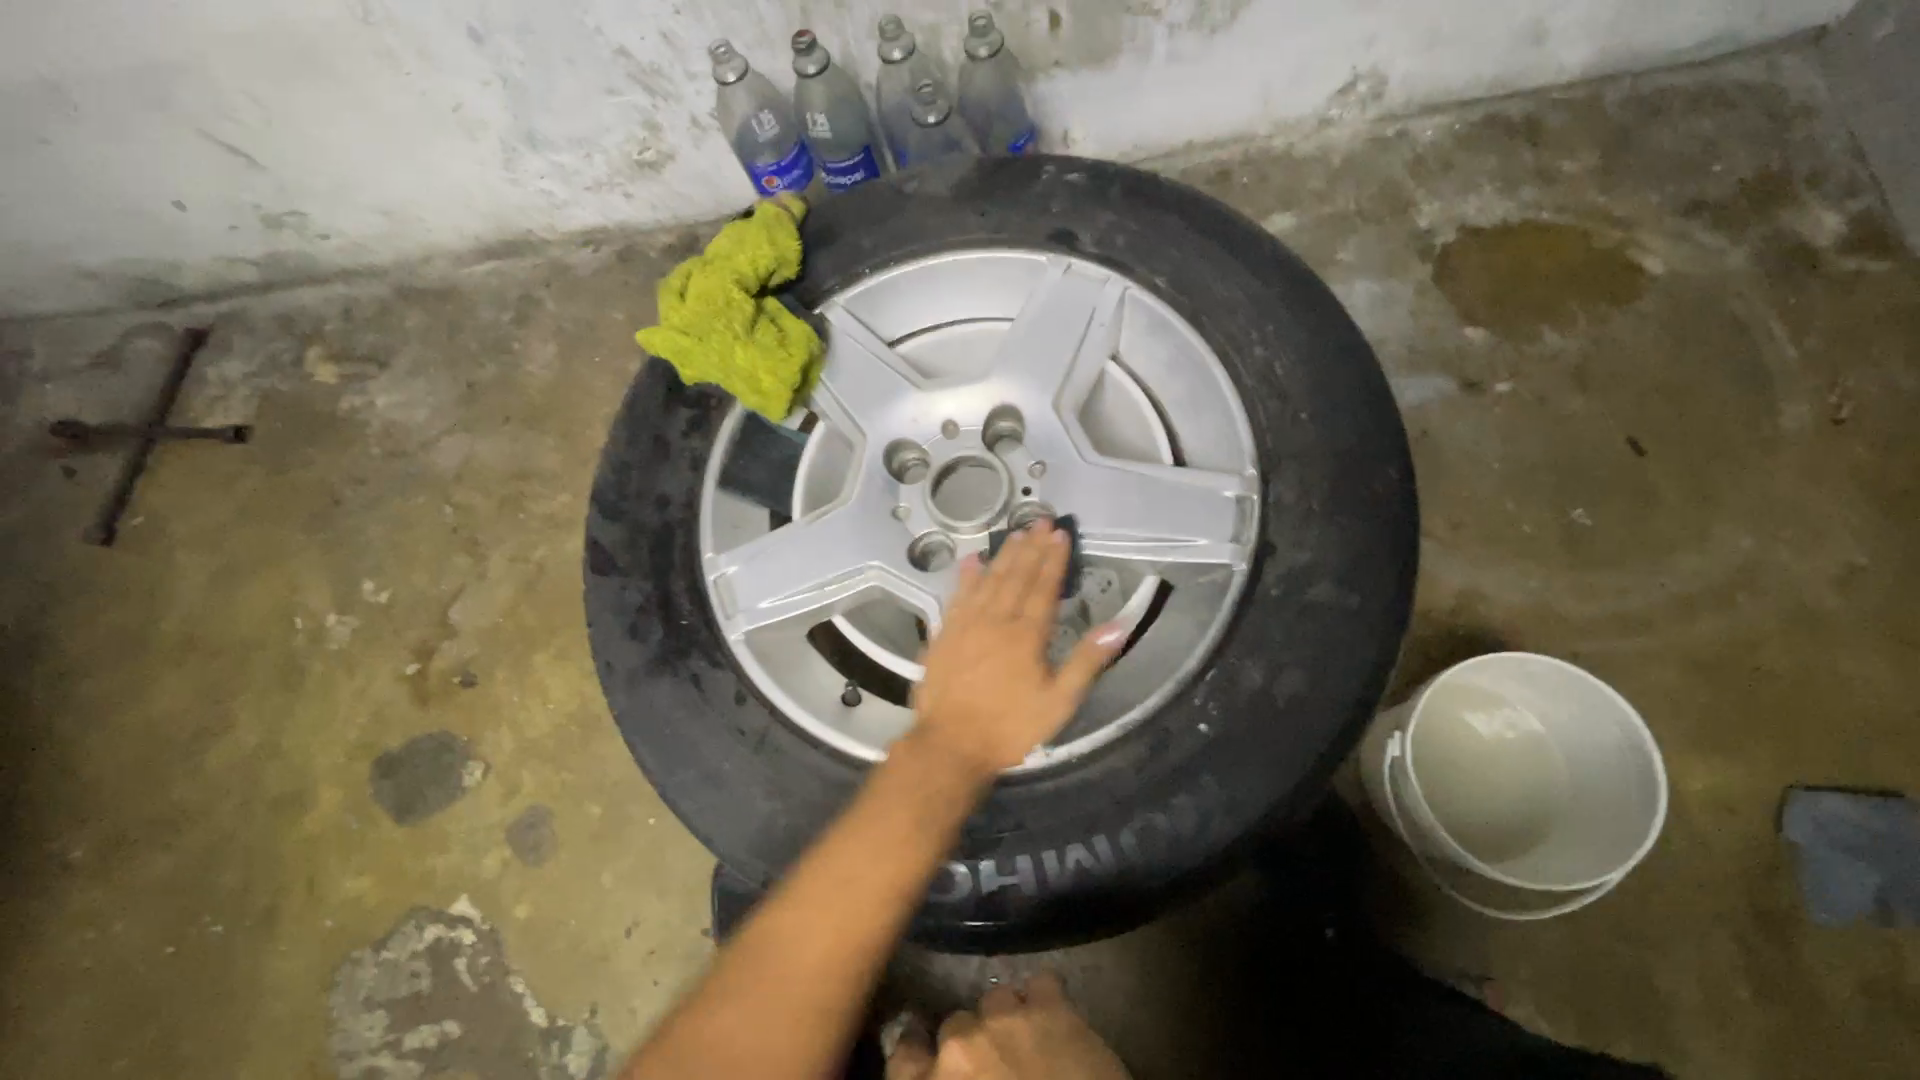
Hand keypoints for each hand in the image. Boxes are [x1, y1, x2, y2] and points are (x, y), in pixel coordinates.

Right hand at [885, 973, 1131, 1078]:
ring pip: (997, 998)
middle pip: (955, 1025)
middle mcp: (957, 1047)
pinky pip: (1042, 984)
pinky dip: (1047, 999)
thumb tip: (952, 1077)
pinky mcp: (1051, 1010)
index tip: (926, 1051)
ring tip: (1028, 1040)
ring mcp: (1004, 1022)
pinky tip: (1057, 1019)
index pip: (903, 1056)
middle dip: (973, 1041)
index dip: (916, 1050)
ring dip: (1008, 1019)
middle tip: (996, 1065)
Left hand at [906, 520, 1124, 778]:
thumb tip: (1118, 626)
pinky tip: (971, 561)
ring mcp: (965, 625)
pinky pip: (957, 596)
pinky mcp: (943, 635)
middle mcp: (995, 621)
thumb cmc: (1010, 727)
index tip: (1061, 534)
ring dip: (1003, 555)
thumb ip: (1086, 661)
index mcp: (1027, 635)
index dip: (1054, 559)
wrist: (950, 744)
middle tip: (1040, 520)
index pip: (1044, 587)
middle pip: (1016, 576)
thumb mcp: (1059, 702)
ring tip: (1016, 534)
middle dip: (1031, 548)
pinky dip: (966, 576)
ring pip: (988, 581)